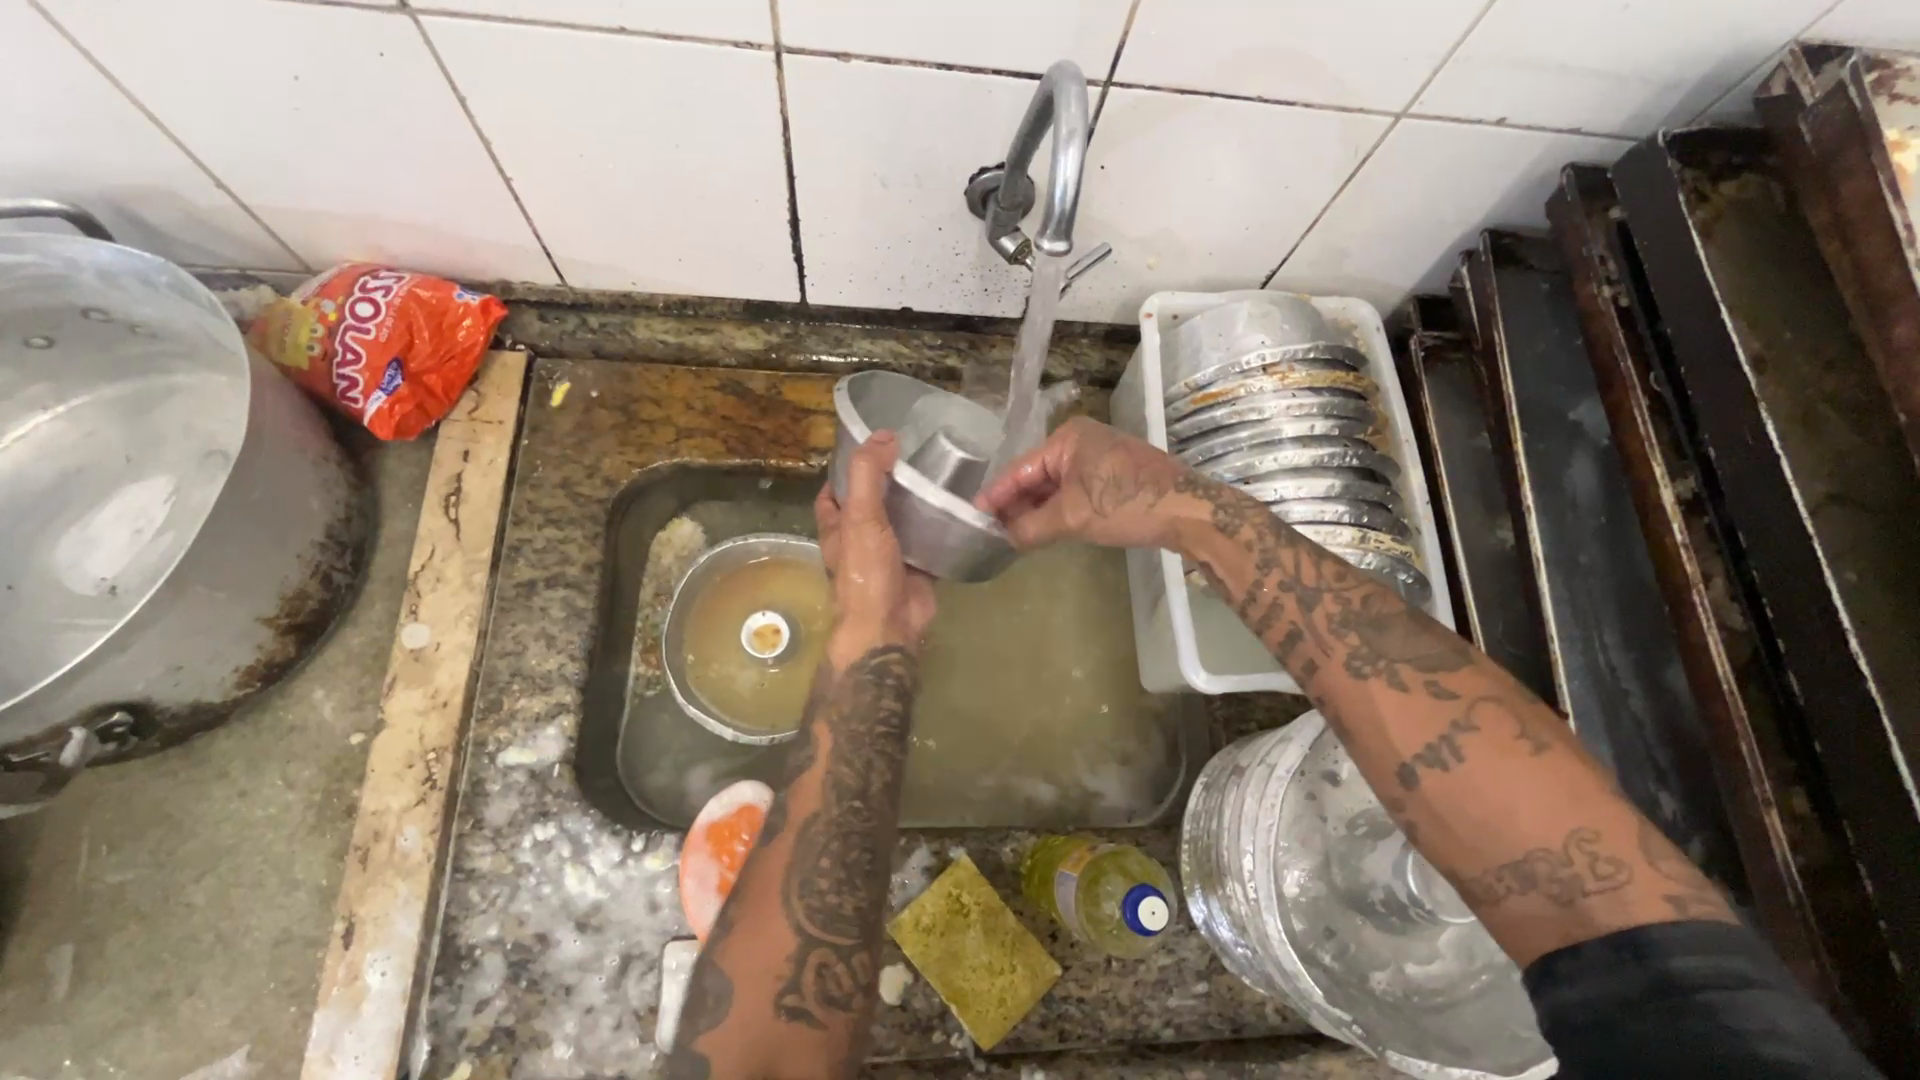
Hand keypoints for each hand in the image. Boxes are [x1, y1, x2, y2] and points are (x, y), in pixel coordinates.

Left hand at [815, 431, 937, 665]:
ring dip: (917, 502)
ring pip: (902, 521)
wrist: (890, 624)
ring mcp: (889, 554)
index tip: (871, 448)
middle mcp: (861, 539)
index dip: (846, 470)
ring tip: (941, 472)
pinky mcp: (917, 566)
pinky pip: (929, 541)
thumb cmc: (865, 572)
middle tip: (915, 454)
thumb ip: (867, 475)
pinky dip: (940, 526)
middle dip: (889, 482)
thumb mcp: (860, 516)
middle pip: (872, 503)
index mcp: (838, 528)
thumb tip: (884, 436)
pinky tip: (958, 505)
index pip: (834, 492)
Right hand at [974, 417, 1204, 550]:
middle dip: (1016, 504)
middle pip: (1037, 476)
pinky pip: (1075, 492)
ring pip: (1056, 486)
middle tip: (990, 531)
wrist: (1190, 512)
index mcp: (1067, 438)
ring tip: (1011, 534)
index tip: (972, 516)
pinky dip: (1059, 510)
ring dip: (1037, 510)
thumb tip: (1003, 539)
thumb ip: (1031, 528)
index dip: (996, 495)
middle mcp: (1082, 441)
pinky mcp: (1116, 476)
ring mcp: (1101, 457)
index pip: (1019, 469)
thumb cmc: (1127, 505)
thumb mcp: (1071, 518)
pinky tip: (1044, 530)